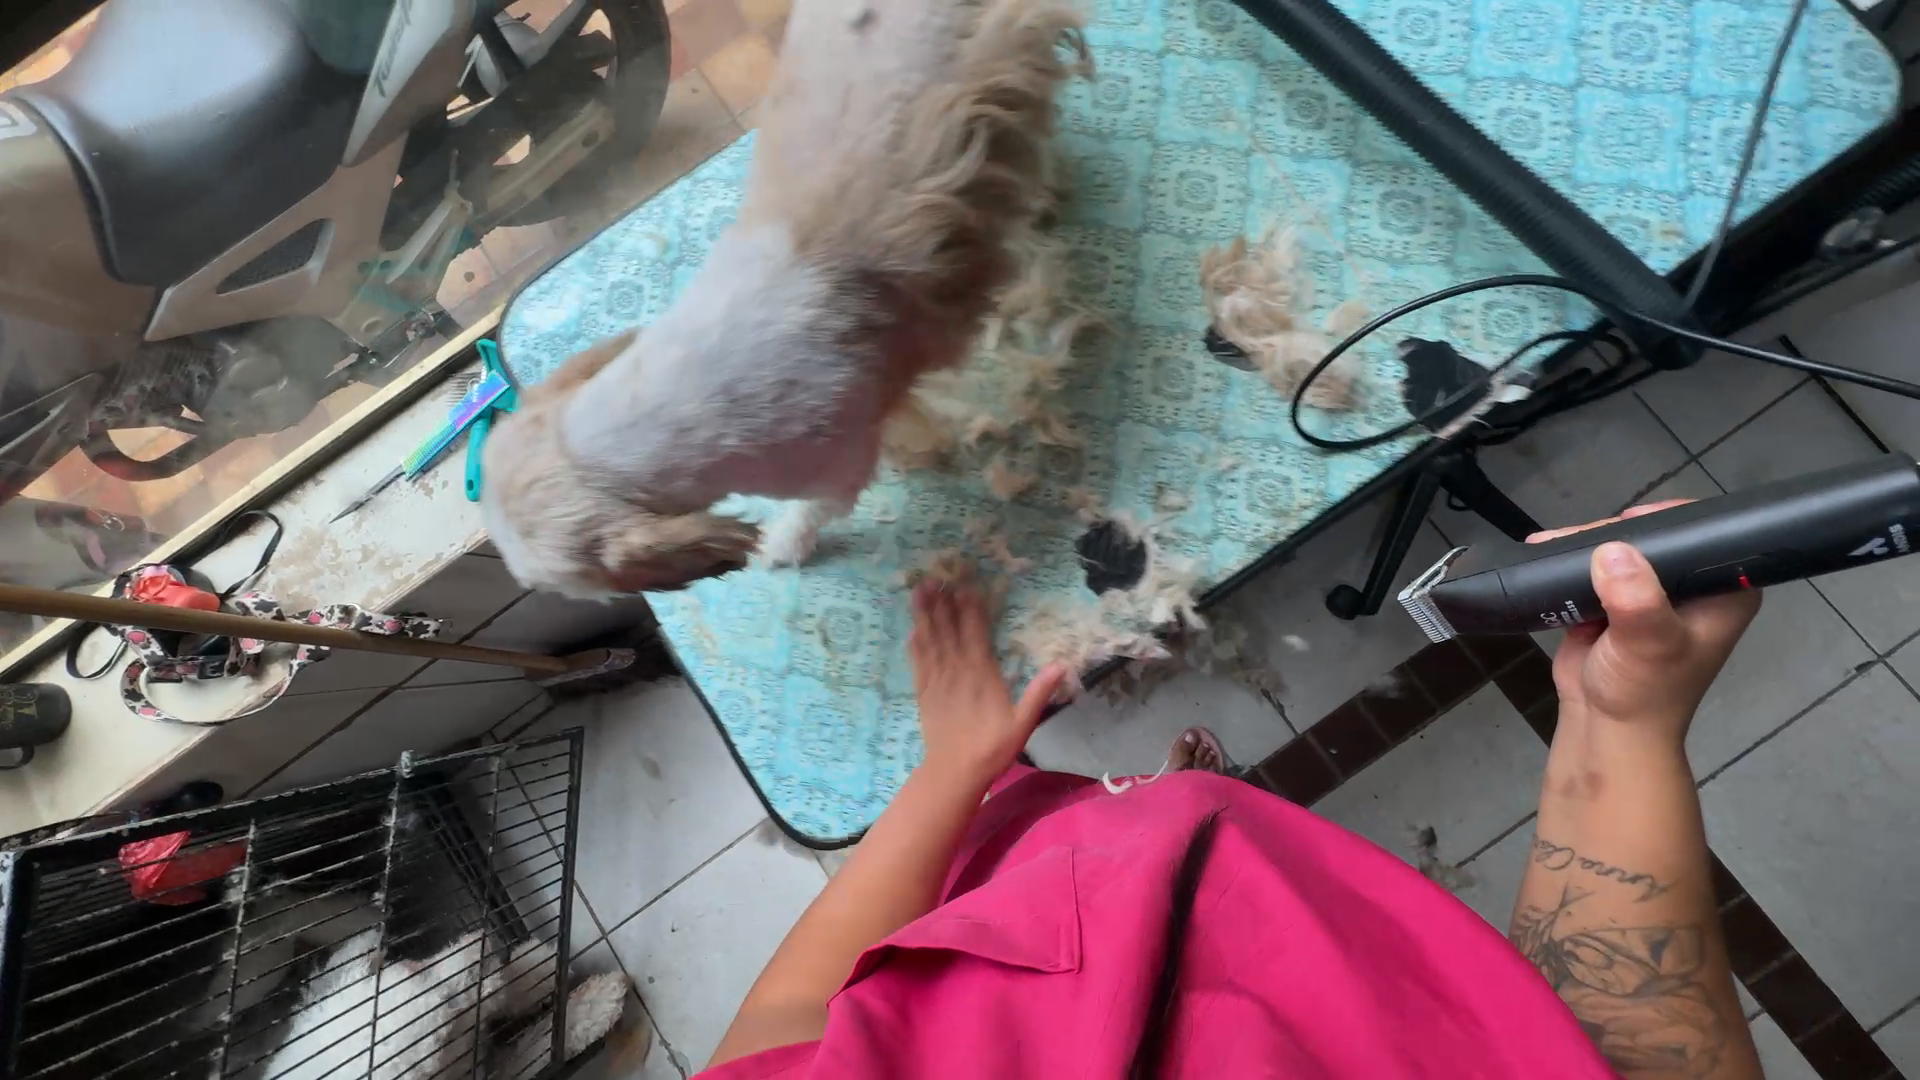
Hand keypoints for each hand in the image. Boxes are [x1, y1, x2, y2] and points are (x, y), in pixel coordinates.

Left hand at [909, 580, 1068, 789]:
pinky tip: (912, 631)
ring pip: (930, 640)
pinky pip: (918, 663)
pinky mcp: (923, 693)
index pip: (975, 632)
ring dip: (924, 614)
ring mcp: (936, 680)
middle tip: (936, 574)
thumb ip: (1039, 692)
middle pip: (949, 629)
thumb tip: (1061, 664)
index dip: (970, 607)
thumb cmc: (992, 748)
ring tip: (919, 590)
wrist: (954, 772)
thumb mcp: (1023, 723)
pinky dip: (915, 645)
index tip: (966, 584)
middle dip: (943, 601)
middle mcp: (956, 670)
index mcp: (981, 673)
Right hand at [1528, 502, 1759, 739]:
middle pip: (1654, 540)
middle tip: (1576, 535)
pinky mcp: (1607, 604)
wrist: (1604, 723)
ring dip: (1584, 545)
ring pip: (1618, 554)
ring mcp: (1645, 596)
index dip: (1671, 521)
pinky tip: (1542, 552)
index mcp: (1722, 591)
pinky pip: (1590, 572)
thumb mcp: (1649, 643)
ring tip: (1549, 541)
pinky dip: (1566, 563)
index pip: (1707, 537)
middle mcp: (1688, 588)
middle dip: (1612, 532)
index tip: (1628, 520)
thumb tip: (1612, 551)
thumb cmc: (1644, 688)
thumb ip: (1636, 600)